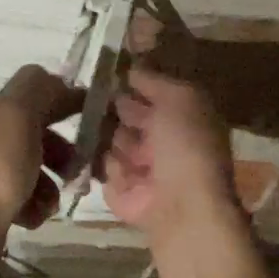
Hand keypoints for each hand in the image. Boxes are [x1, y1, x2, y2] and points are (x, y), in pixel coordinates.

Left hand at [0, 65, 84, 241]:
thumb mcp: (18, 116)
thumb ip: (40, 89)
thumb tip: (60, 82)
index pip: (38, 88)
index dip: (68, 97)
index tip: (96, 118)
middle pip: (42, 133)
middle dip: (67, 150)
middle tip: (84, 168)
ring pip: (38, 170)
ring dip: (53, 185)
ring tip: (52, 201)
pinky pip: (28, 199)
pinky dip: (36, 207)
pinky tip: (32, 217)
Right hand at [101, 67, 243, 246]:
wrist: (182, 208)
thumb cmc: (186, 147)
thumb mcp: (180, 99)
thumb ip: (156, 81)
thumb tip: (133, 69)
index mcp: (185, 120)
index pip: (155, 96)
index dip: (135, 84)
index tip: (108, 71)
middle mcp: (165, 144)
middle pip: (130, 119)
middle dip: (115, 110)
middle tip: (91, 96)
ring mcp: (143, 171)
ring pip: (114, 143)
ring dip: (109, 137)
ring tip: (99, 130)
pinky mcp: (123, 194)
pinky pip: (105, 172)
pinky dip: (106, 167)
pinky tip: (100, 158)